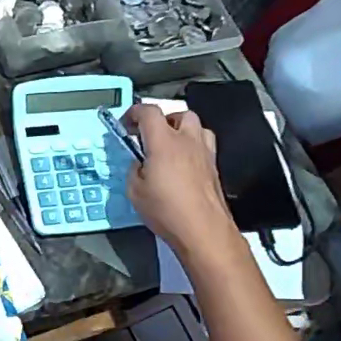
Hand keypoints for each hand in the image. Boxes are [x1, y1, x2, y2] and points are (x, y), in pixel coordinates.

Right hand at [122, 104, 240, 262]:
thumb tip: (139, 164)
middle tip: (149, 137)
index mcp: (163, 141)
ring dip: (180, 131)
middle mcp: (187, 140)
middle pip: (177, 114)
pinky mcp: (214, 166)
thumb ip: (134, 170)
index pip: (148, 112)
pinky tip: (184, 164)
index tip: (126, 124)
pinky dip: (192, 146)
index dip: (134, 113)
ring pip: (195, 126)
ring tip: (169, 147)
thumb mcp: (135, 192)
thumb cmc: (168, 210)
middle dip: (161, 121)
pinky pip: (203, 144)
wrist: (202, 229)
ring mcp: (204, 152)